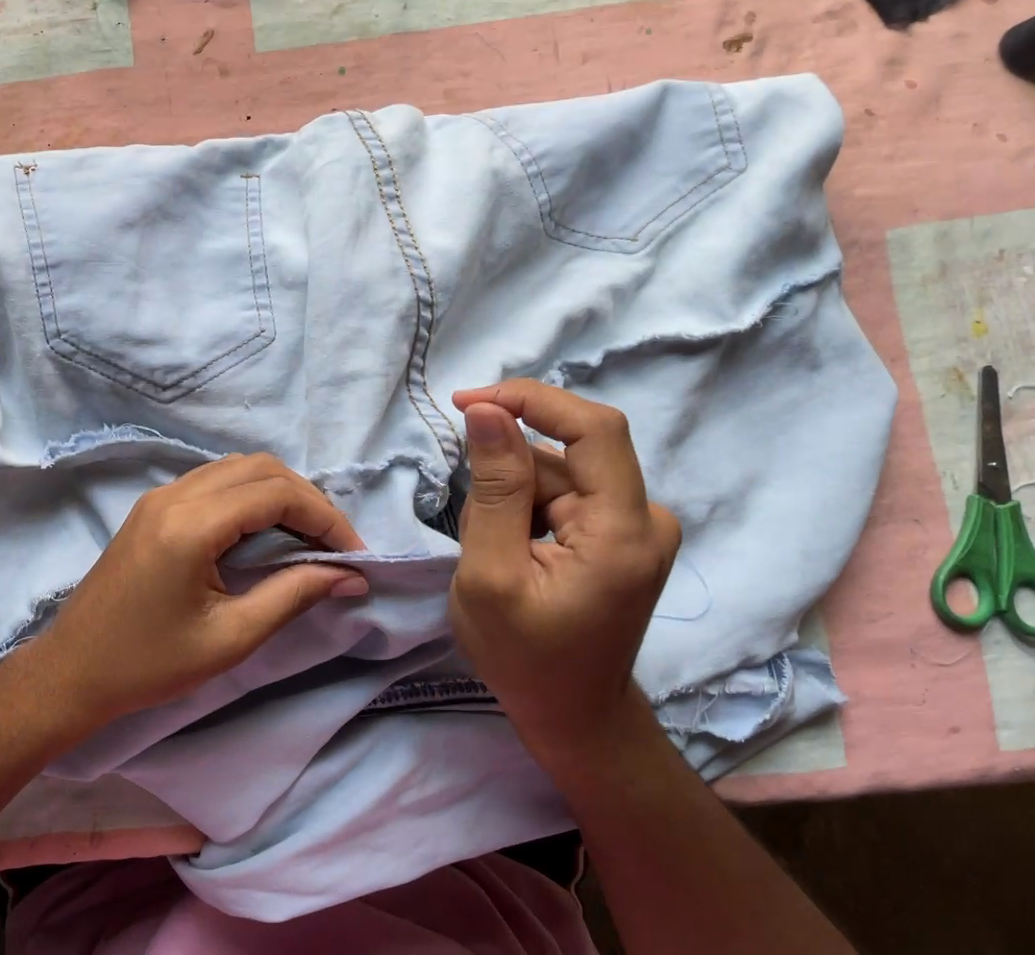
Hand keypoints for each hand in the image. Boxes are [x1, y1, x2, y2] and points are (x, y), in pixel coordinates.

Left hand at [18, 454, 369, 728]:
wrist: (75, 669)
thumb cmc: (150, 664)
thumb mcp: (230, 638)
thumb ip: (292, 596)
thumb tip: (349, 575)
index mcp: (189, 525)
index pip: (275, 493)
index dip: (326, 518)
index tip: (356, 557)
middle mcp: (172, 496)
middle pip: (259, 468)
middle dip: (307, 500)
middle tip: (335, 548)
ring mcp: (157, 498)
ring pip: (235, 469)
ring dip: (278, 494)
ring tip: (308, 541)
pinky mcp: (151, 509)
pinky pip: (212, 483)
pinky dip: (248, 498)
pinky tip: (265, 535)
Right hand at [448, 380, 680, 767]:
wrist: (571, 714)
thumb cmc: (524, 655)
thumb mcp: (490, 573)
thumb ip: (493, 490)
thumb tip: (486, 412)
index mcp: (624, 530)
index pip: (594, 429)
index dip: (531, 400)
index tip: (467, 402)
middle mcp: (646, 518)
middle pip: (564, 456)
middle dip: (505, 477)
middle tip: (475, 533)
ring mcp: (637, 527)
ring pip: (556, 475)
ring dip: (510, 501)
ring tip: (492, 556)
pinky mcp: (621, 535)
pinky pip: (563, 495)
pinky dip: (524, 513)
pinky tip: (511, 554)